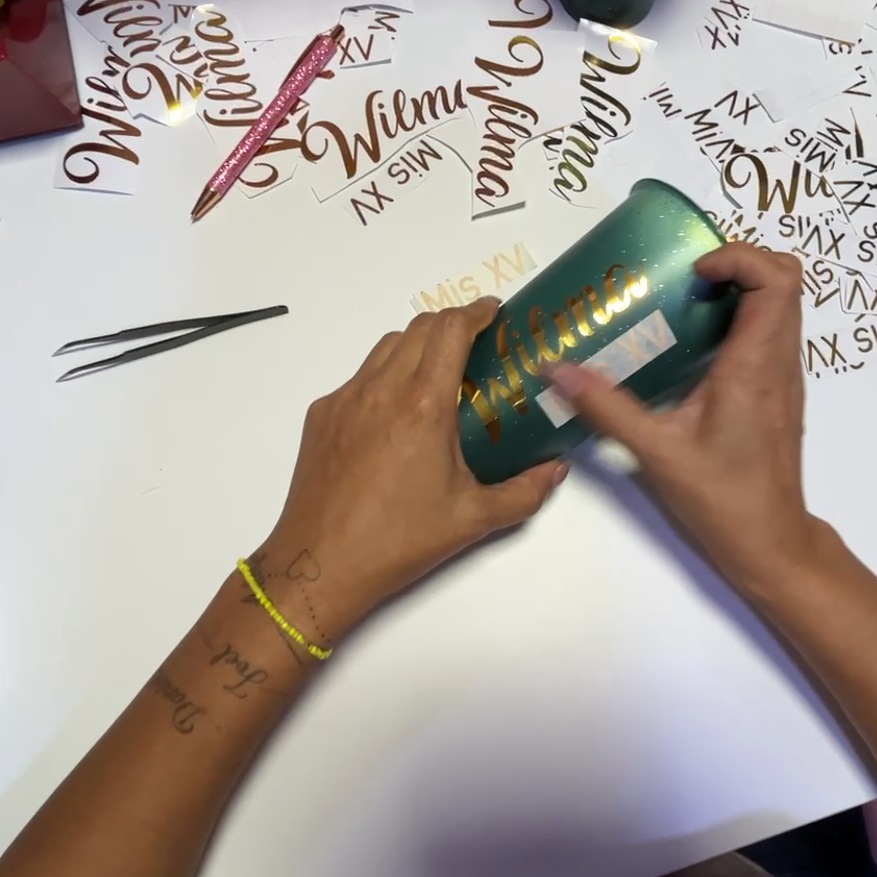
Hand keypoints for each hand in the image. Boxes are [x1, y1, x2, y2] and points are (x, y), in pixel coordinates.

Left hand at [250, 297, 566, 646]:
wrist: (320, 565)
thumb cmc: (398, 541)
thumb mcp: (473, 519)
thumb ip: (526, 491)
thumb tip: (556, 469)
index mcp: (423, 406)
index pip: (450, 329)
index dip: (476, 312)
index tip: (494, 312)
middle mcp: (380, 390)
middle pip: (418, 327)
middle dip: (451, 324)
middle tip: (476, 343)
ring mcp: (344, 399)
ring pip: (385, 346)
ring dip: (417, 344)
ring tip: (439, 372)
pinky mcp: (321, 415)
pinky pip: (359, 377)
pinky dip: (386, 376)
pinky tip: (397, 414)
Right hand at [547, 243, 824, 589]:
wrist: (769, 540)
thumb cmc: (721, 497)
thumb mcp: (655, 451)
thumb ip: (605, 407)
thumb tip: (556, 371)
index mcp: (755, 366)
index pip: (776, 280)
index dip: (739, 257)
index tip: (693, 272)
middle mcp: (780, 362)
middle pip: (786, 280)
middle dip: (739, 263)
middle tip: (687, 278)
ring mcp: (785, 377)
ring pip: (782, 305)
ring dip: (742, 289)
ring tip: (685, 303)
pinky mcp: (779, 392)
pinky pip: (771, 332)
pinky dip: (742, 318)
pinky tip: (694, 346)